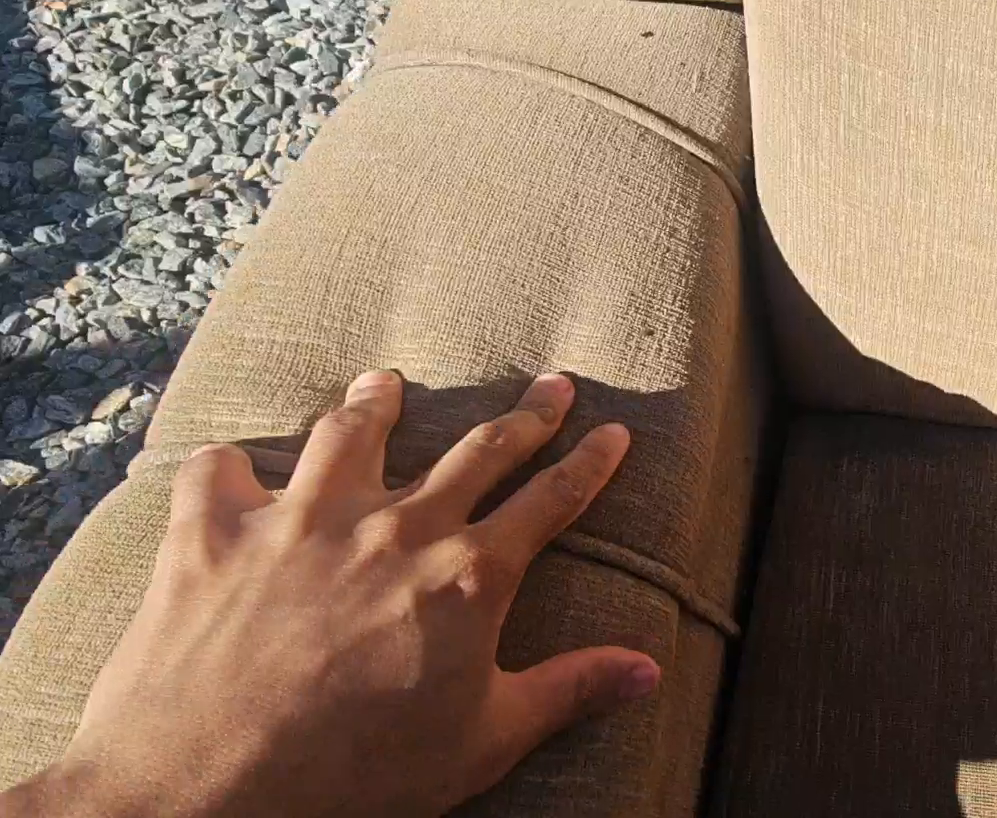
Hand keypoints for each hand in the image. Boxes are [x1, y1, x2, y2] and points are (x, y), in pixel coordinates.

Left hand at [6, 369, 653, 817]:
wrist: (185, 813)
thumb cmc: (351, 779)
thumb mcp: (484, 741)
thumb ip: (571, 689)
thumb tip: (651, 671)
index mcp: (471, 573)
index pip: (555, 497)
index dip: (593, 460)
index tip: (615, 431)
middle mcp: (401, 528)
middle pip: (483, 449)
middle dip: (529, 414)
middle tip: (553, 382)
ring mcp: (307, 524)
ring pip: (352, 435)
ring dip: (375, 403)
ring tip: (384, 381)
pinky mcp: (217, 541)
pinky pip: (216, 477)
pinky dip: (225, 468)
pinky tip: (232, 463)